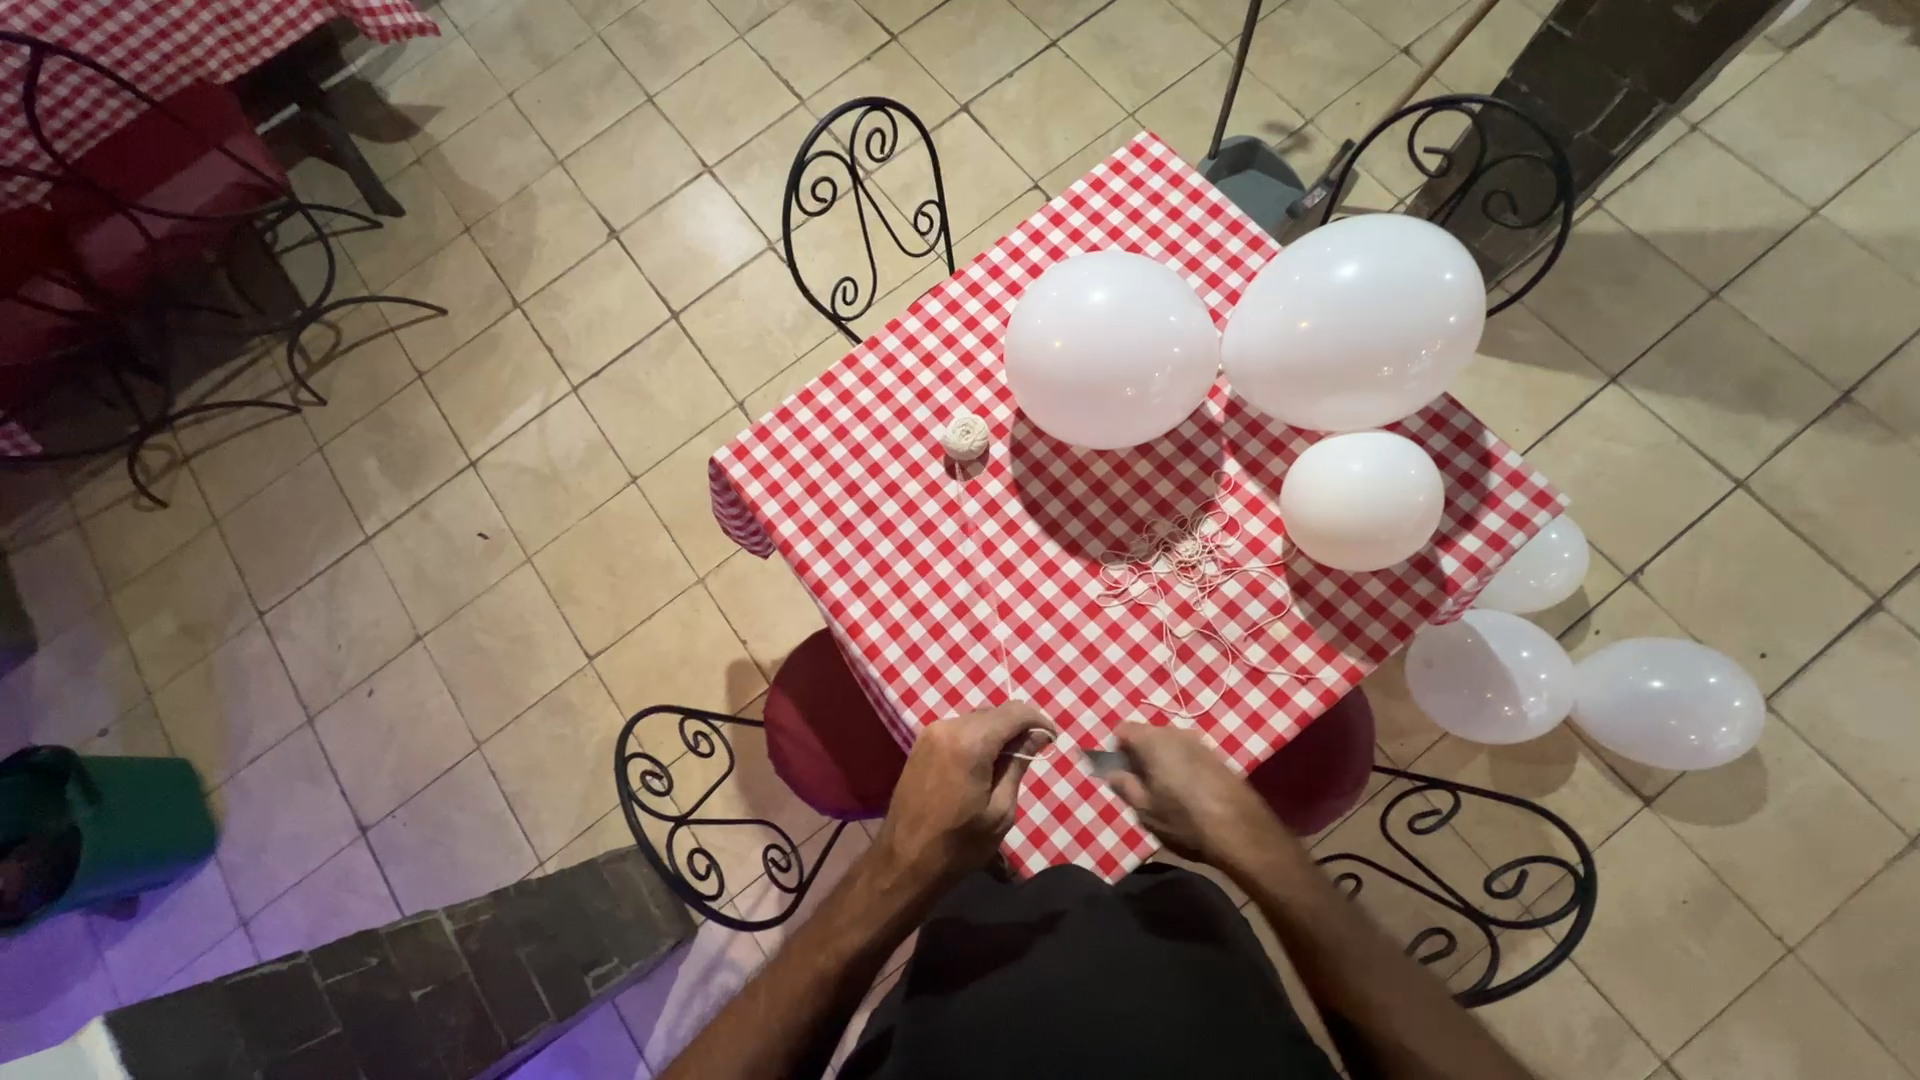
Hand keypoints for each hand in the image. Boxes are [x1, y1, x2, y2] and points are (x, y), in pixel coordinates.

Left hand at [872, 703, 1056, 887]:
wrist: (904, 860)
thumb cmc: (959, 844)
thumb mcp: (1000, 811)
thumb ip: (1018, 765)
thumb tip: (1037, 737)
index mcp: (971, 743)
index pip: (1014, 712)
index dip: (1038, 721)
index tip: (1053, 739)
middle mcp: (949, 727)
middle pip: (994, 712)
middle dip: (1017, 727)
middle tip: (1033, 753)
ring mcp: (931, 733)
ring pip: (976, 719)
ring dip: (996, 732)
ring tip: (1009, 762)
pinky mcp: (921, 743)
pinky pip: (958, 729)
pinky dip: (977, 738)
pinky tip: (983, 763)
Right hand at [1107, 722, 1288, 868]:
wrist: (1242, 831)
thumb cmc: (1185, 820)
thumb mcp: (1145, 810)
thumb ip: (1125, 786)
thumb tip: (1113, 772)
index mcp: (1153, 741)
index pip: (1123, 729)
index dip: (1116, 749)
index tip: (1119, 772)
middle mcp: (1176, 733)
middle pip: (1147, 734)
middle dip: (1139, 754)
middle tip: (1139, 783)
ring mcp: (1200, 742)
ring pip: (1169, 744)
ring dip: (1162, 760)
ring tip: (1164, 790)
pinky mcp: (1217, 756)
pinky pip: (1188, 754)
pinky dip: (1181, 766)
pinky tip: (1187, 792)